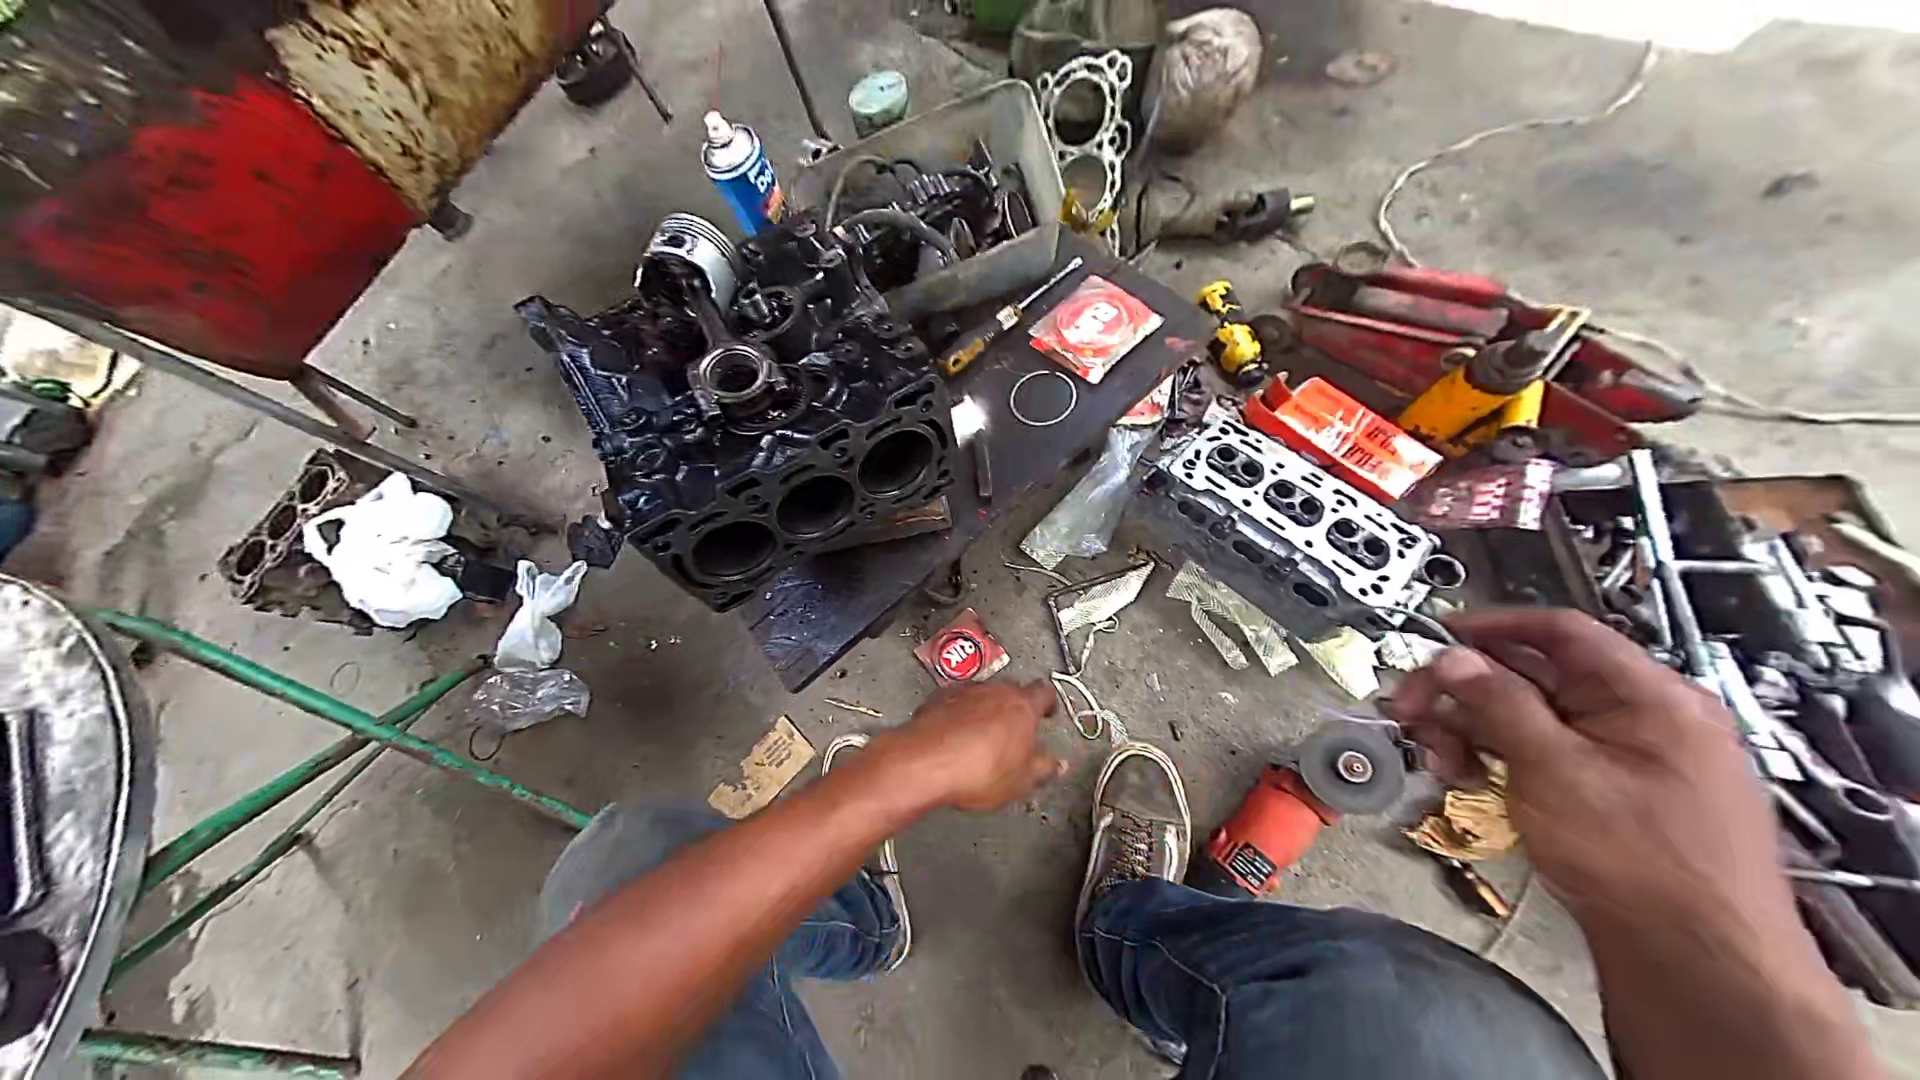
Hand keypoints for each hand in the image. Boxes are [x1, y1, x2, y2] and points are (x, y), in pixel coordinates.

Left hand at [877, 681, 1064, 810]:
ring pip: (982, 696)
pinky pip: (955, 704)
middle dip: (1014, 708)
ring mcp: (964, 692)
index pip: (1044, 693)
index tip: (1048, 710)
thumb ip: (1044, 768)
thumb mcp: (1022, 780)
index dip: (1048, 702)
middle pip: (1011, 691)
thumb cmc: (977, 768)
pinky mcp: (937, 699)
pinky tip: (956, 737)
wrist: (927, 762)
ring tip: (982, 738)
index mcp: (1022, 705)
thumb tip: (1056, 764)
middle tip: (1015, 730)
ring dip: (984, 711)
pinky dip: (959, 716)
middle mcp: (994, 690)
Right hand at [1382, 608, 1793, 931]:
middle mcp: (1634, 715)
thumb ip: (1499, 704)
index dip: (1491, 625)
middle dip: (1460, 689)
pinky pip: (1530, 748)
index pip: (1560, 631)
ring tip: (1435, 755)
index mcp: (1648, 697)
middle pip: (1527, 674)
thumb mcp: (1555, 770)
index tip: (1434, 633)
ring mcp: (1614, 752)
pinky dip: (1489, 754)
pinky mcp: (1596, 784)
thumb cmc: (1637, 858)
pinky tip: (1462, 774)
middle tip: (1408, 706)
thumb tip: (1453, 656)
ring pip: (1519, 713)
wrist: (1693, 960)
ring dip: (1465, 727)